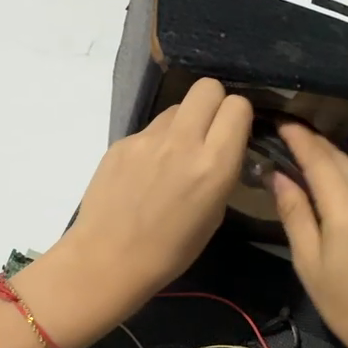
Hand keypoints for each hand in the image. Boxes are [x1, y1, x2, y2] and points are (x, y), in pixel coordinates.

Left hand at [19, 79, 251, 347]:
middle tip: (208, 131)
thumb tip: (223, 150)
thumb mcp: (214, 215)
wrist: (109, 259)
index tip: (234, 134)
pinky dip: (155, 143)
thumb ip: (222, 172)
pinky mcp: (122, 142)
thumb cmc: (170, 251)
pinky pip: (149, 129)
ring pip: (176, 107)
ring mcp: (148, 138)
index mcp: (214, 164)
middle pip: (207, 88)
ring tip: (174, 156)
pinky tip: (145, 173)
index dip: (238, 116)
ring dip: (183, 123)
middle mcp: (183, 141)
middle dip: (213, 104)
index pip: (237, 106)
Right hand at [269, 123, 347, 347]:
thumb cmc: (345, 303)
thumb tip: (278, 176)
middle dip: (312, 143)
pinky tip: (325, 180)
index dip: (298, 137)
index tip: (278, 121)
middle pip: (339, 158)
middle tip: (283, 133)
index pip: (319, 159)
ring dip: (327, 158)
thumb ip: (294, 213)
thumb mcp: (308, 261)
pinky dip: (343, 176)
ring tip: (298, 153)